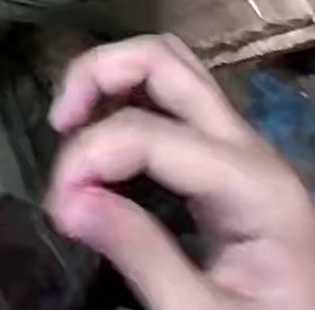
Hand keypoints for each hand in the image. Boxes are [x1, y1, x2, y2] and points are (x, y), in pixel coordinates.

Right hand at [44, 36, 314, 309]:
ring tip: (75, 121)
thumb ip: (140, 255)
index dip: (86, 156)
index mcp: (256, 186)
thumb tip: (66, 200)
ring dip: (111, 76)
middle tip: (59, 123)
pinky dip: (127, 92)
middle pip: (162, 59)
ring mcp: (244, 147)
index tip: (57, 206)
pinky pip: (173, 92)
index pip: (145, 132)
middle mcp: (252, 147)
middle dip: (96, 74)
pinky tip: (104, 129)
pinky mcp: (230, 158)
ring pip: (168, 63)